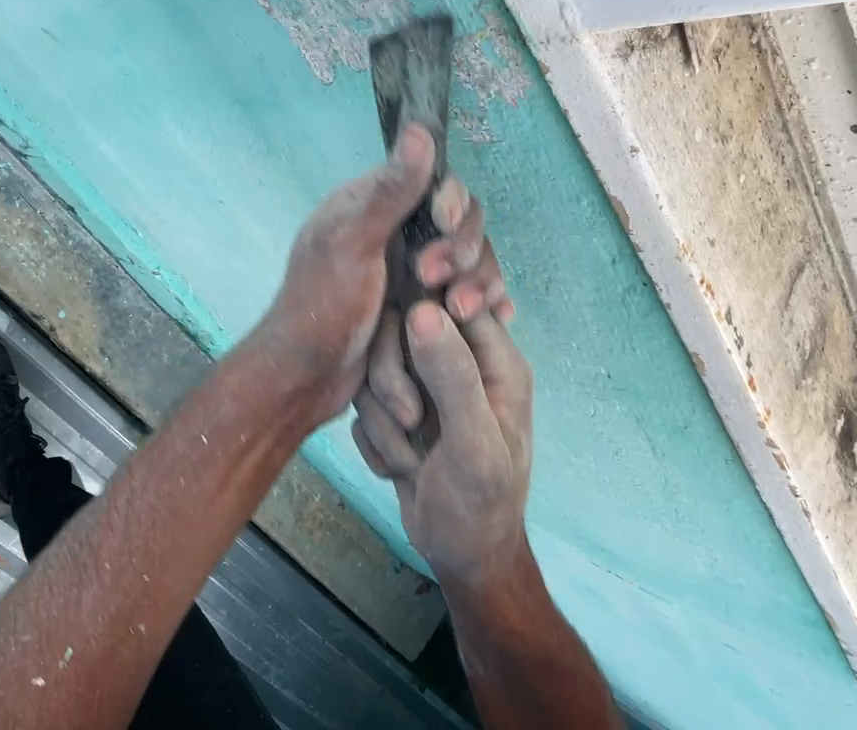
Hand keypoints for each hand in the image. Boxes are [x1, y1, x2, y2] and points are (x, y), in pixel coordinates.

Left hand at [249, 125, 503, 426]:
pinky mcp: (425, 305)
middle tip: (440, 284)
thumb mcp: (352, 243)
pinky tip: (499, 318)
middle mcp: (395, 231)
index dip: (449, 203)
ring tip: (461, 311)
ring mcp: (411, 270)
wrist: (307, 380)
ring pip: (469, 260)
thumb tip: (420, 128)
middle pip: (459, 223)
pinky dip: (485, 301)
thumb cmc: (322, 306)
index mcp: (371, 205)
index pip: (433, 183)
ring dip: (477, 279)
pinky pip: (468, 292)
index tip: (443, 226)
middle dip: (462, 250)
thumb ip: (389, 191)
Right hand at [351, 292, 532, 584]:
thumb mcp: (473, 443)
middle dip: (392, 382)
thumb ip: (452, 376)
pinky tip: (401, 468)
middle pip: (398, 331)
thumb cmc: (481, 503)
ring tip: (411, 457)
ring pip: (373, 369)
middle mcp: (457, 364)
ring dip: (384, 421)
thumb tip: (423, 310)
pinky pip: (363, 404)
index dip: (422, 305)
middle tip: (410, 421)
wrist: (461, 558)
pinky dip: (376, 440)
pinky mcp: (396, 412)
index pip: (451, 299)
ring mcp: (423, 388)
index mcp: (492, 360)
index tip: (401, 327)